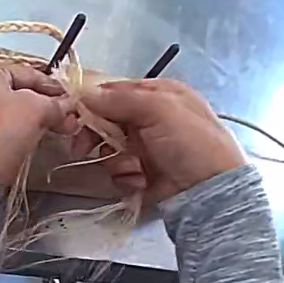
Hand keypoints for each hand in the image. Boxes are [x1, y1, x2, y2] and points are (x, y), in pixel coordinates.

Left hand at [0, 58, 77, 186]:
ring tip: (55, 130)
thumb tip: (69, 106)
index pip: (29, 73)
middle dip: (46, 107)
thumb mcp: (34, 110)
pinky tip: (33, 139)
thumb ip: (55, 104)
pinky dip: (18, 131)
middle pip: (19, 92)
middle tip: (69, 121)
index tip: (74, 102)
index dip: (56, 89)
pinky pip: (0, 127)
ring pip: (11, 111)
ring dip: (34, 120)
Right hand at [76, 79, 244, 201]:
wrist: (210, 191)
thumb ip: (120, 99)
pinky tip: (141, 181)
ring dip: (115, 161)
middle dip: (94, 135)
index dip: (91, 102)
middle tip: (82, 148)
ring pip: (108, 149)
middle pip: (106, 121)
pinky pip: (118, 173)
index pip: (114, 91)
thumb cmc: (191, 143)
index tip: (74, 115)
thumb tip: (84, 92)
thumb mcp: (159, 110)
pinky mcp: (142, 174)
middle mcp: (150, 119)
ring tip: (133, 168)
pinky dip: (126, 178)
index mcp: (157, 94)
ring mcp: (145, 148)